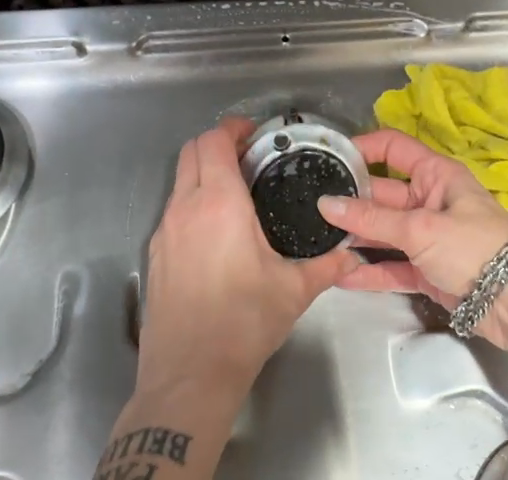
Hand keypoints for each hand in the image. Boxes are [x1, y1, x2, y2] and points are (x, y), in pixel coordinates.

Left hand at [139, 117, 355, 397]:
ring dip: (204, 173)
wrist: (189, 377)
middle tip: (249, 156)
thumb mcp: (294, 291)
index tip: (255, 134)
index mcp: (218, 204)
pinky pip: (173, 212)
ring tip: (238, 191)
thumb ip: (327, 265)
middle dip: (217, 144)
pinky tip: (218, 231)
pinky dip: (192, 203)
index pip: (214, 142)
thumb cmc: (243, 323)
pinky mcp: (155, 257)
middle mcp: (185, 209)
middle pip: (190, 152)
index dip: (233, 129)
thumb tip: (353, 254)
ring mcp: (164, 234)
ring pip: (179, 181)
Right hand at [316, 129, 507, 342]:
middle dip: (351, 201)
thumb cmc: (474, 246)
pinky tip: (340, 276)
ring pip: (385, 232)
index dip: (363, 148)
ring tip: (317, 242)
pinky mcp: (428, 271)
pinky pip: (392, 266)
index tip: (329, 158)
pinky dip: (370, 271)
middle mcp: (430, 200)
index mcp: (436, 175)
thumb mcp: (421, 227)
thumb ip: (372, 219)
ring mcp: (429, 237)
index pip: (394, 149)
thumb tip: (326, 203)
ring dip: (356, 238)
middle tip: (310, 208)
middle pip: (383, 193)